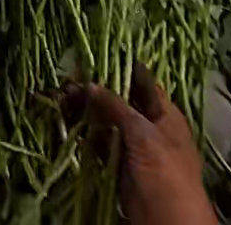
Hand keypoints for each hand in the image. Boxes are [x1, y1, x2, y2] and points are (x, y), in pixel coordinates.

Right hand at [81, 64, 218, 224]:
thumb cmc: (166, 174)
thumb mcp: (143, 134)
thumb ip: (116, 106)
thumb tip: (89, 84)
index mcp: (165, 114)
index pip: (142, 82)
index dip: (120, 67)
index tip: (95, 55)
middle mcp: (151, 127)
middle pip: (122, 101)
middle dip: (98, 90)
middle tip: (71, 77)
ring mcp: (135, 149)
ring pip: (109, 122)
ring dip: (88, 112)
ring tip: (64, 97)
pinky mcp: (121, 169)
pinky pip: (102, 145)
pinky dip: (87, 135)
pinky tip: (70, 122)